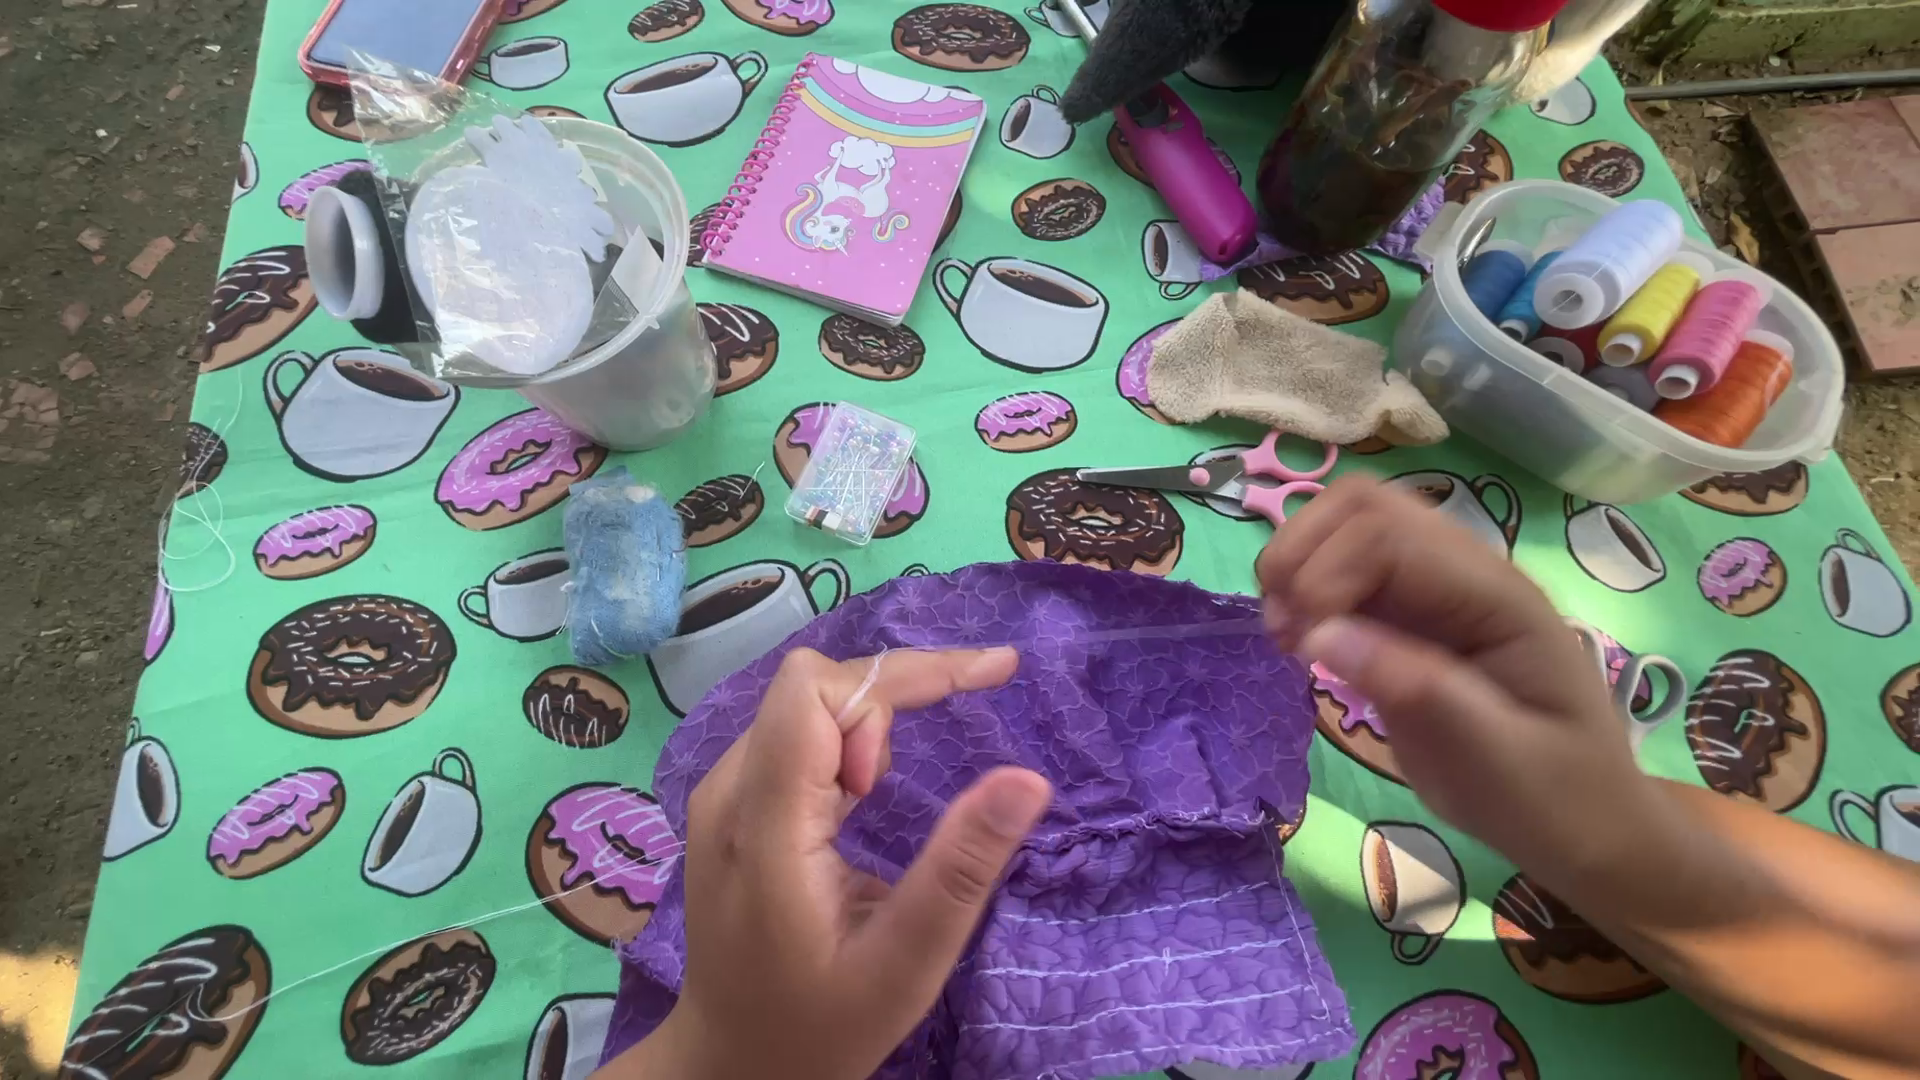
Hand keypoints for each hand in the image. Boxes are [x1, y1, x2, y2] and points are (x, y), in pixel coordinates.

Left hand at [611, 648, 1053, 1079]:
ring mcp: (726, 788)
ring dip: (870, 721)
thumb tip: (1028, 778)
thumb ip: (962, 868)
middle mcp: (731, 785)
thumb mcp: (906, 964)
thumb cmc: (820, 1025)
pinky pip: (799, 727)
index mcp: (763, 822)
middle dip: (888, 701)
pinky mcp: (736, 795)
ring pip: (809, 699)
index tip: (910, 760)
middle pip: (815, 686)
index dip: (888, 685)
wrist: (731, 1063)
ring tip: (880, 796)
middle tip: (904, 783)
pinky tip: (866, 786)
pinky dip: (850, 736)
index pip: (812, 689)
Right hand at [1255, 473, 1645, 866]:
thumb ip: (1414, 689)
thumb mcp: (1492, 759)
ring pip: (1342, 520)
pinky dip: (1298, 585)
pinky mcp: (1400, 604)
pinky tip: (1297, 636)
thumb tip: (1318, 633)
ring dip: (1294, 562)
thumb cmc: (1547, 796)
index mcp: (1496, 597)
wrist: (1581, 822)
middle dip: (1299, 551)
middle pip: (1361, 503)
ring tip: (1285, 630)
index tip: (1303, 648)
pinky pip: (1336, 561)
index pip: (1387, 537)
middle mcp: (1462, 570)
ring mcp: (1430, 582)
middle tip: (1283, 626)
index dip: (1325, 576)